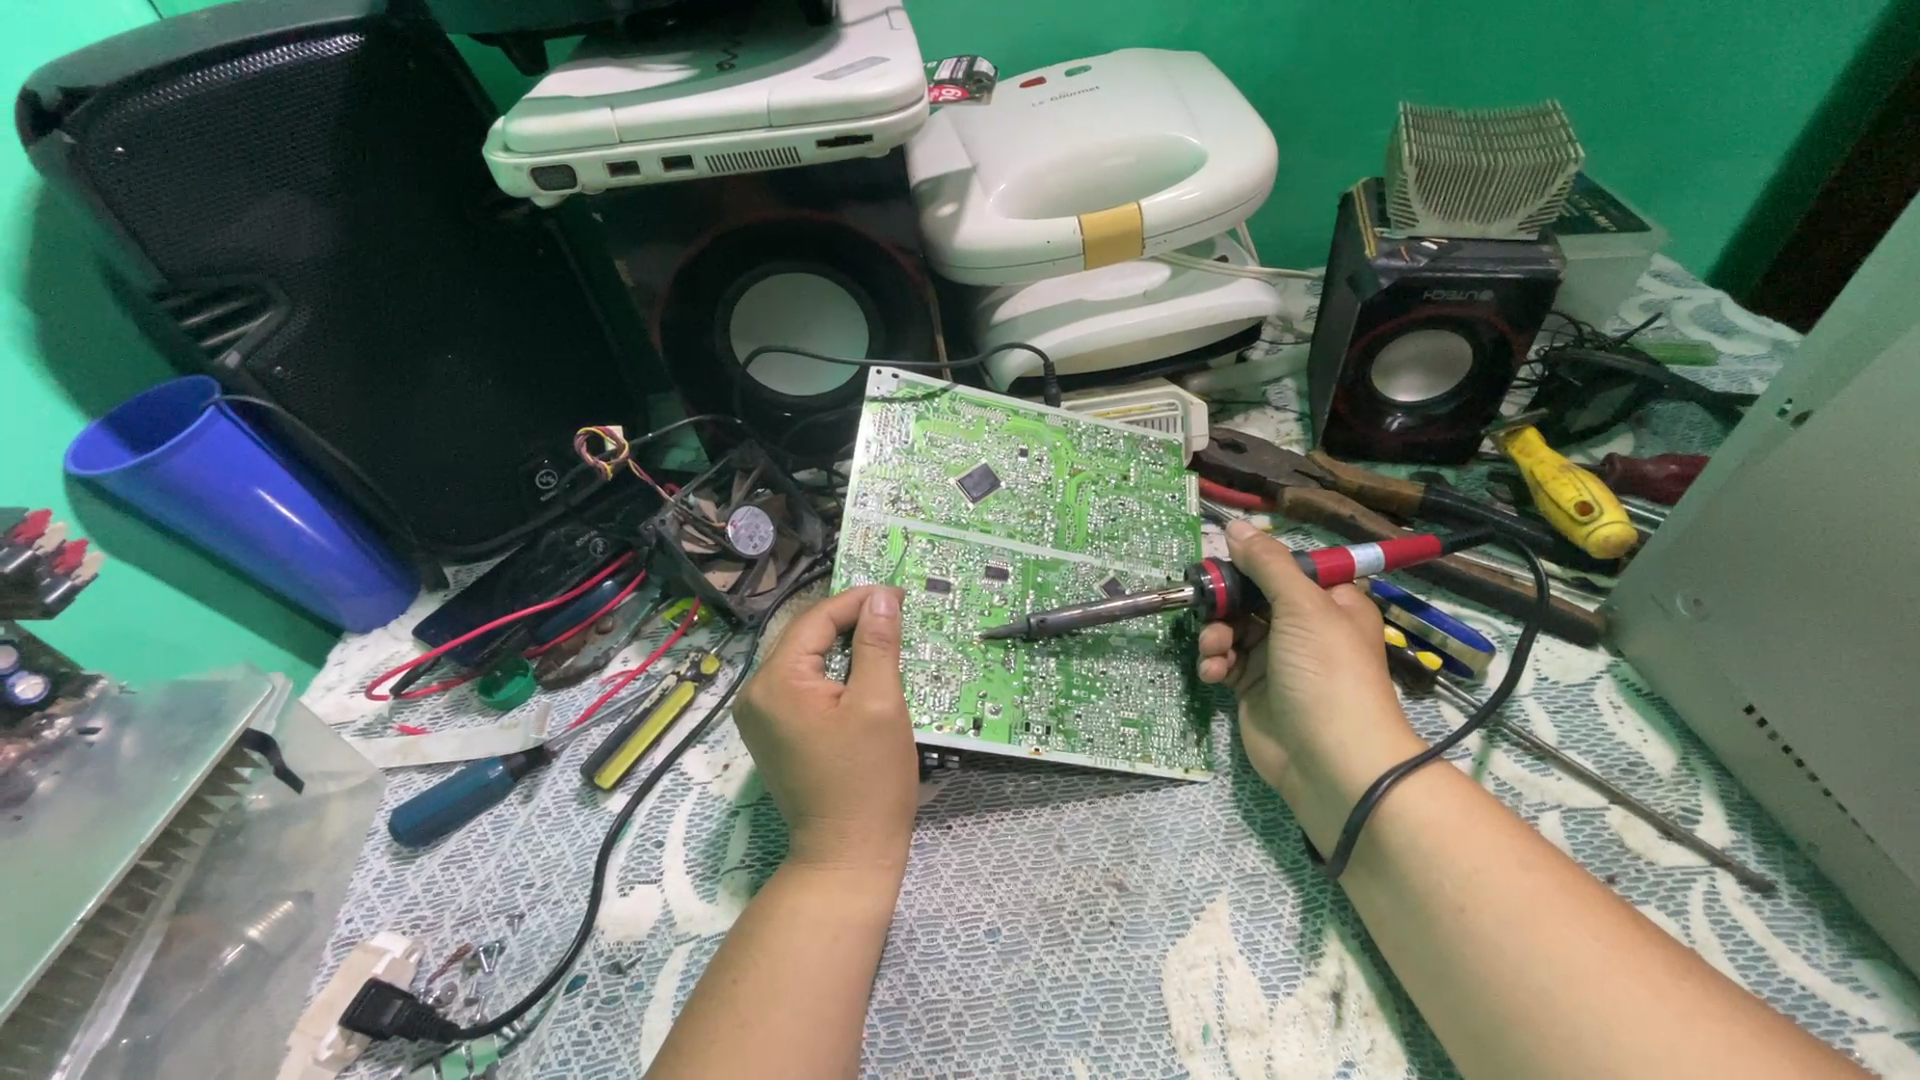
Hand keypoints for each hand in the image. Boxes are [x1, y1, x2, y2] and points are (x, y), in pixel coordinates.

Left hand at [735, 584, 918, 877]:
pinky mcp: (774, 733)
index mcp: (776, 682)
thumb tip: (882, 598)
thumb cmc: (868, 780)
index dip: (859, 601)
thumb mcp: (880, 704)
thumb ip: (877, 644)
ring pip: (806, 660)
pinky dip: (834, 673)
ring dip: (844, 646)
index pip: (816, 620)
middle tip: (897, 614)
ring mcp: (761, 715)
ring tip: (886, 637)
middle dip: (851, 621)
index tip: (899, 595)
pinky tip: (864, 671)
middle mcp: (756, 693)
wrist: (846, 854)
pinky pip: (803, 685)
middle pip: (806, 637)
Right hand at [1197, 521, 1425, 847]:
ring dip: (1216, 634)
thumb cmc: (1325, 672)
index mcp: (1329, 603)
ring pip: (1233, 629)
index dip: (1254, 563)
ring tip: (1215, 648)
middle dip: (1226, 601)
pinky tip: (1214, 672)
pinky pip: (1226, 662)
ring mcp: (1277, 659)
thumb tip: (1235, 527)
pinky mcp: (1253, 689)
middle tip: (1206, 603)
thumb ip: (1267, 564)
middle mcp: (1304, 627)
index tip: (1223, 560)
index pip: (1287, 569)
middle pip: (1252, 597)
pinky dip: (1215, 662)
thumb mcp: (1302, 607)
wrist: (1330, 760)